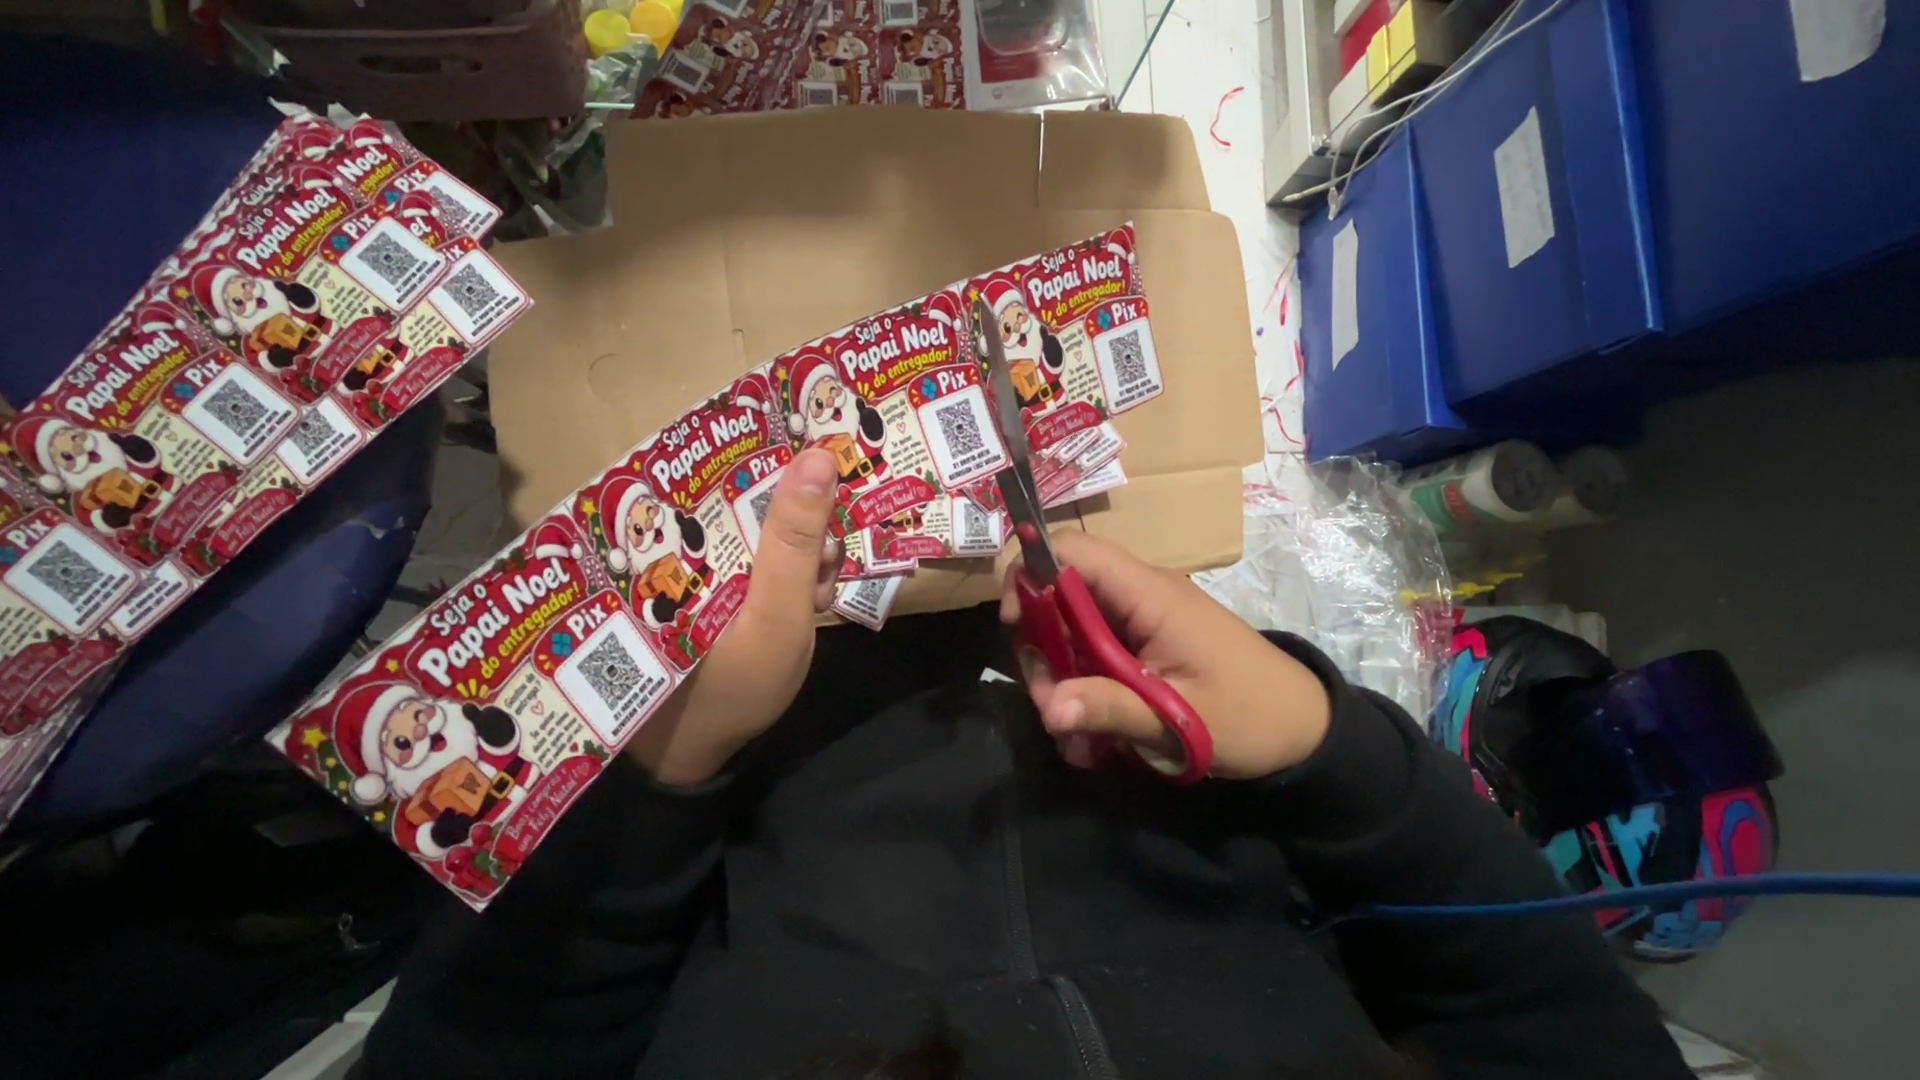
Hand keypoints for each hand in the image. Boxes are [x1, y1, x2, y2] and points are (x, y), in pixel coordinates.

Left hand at [625, 449, 840, 785]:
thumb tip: (817, 455)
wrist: (695, 750)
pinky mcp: (719, 586)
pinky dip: (794, 574)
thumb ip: (795, 539)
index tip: (835, 462)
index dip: (788, 457)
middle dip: (809, 521)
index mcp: (688, 533)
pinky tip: (811, 602)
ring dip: (807, 554)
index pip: (736, 463)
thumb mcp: (778, 611)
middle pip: (760, 495)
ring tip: (818, 596)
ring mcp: (705, 563)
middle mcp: (689, 537)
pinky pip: (765, 557)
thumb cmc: (734, 683)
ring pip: (770, 528)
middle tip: (826, 567)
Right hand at [999, 530, 1330, 780]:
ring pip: (1067, 631)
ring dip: (1059, 680)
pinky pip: (1091, 654)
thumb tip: (1050, 707)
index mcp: (1148, 594)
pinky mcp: (1140, 645)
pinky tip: (1091, 739)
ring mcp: (1137, 621)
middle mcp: (1136, 597)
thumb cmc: (1250, 715)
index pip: (1071, 549)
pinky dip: (1081, 690)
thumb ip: (1111, 710)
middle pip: (1056, 595)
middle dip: (1040, 649)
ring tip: (1075, 738)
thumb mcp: (1178, 720)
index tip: (1014, 625)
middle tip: (1051, 707)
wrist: (1304, 730)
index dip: (1029, 573)